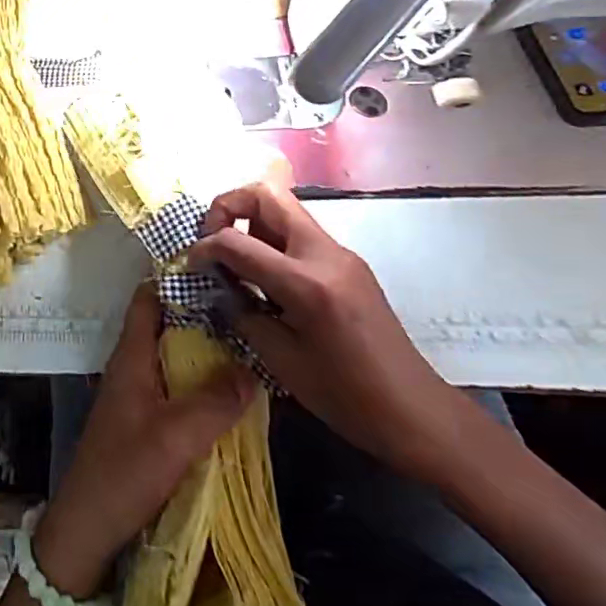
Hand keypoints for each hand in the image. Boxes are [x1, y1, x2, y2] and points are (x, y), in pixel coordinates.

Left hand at [31, 285, 255, 598]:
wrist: (88, 528)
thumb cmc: (125, 472)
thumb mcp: (176, 437)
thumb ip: (216, 400)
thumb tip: (254, 368)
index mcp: (132, 355)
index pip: (149, 296)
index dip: (178, 276)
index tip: (219, 266)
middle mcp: (134, 364)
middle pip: (167, 321)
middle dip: (202, 309)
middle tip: (247, 299)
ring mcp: (139, 390)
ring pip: (175, 352)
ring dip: (205, 344)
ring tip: (248, 333)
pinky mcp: (147, 415)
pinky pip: (178, 380)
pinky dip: (202, 375)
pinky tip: (232, 382)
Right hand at [190, 182, 461, 479]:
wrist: (414, 410)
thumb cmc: (346, 397)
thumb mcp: (282, 363)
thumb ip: (244, 315)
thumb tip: (219, 289)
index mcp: (307, 284)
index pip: (239, 242)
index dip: (205, 247)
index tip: (190, 263)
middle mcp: (325, 255)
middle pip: (268, 195)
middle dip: (228, 206)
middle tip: (211, 240)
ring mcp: (341, 255)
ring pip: (285, 211)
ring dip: (251, 223)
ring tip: (234, 263)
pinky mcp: (349, 264)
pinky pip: (300, 236)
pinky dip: (272, 243)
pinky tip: (264, 280)